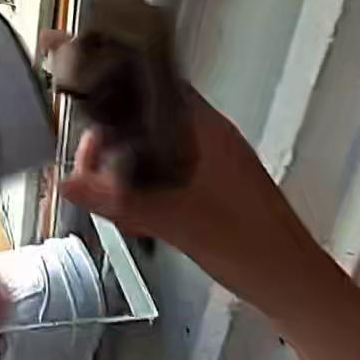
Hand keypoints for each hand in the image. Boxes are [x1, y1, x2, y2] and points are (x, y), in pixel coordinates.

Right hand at [47, 32, 332, 321]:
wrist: (294, 286)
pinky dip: (138, 180)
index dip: (113, 73)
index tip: (80, 74)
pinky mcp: (207, 182)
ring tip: (102, 188)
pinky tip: (128, 208)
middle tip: (86, 157)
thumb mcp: (172, 219)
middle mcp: (203, 133)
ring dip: (121, 162)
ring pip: (149, 142)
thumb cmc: (244, 243)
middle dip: (108, 133)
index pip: (151, 79)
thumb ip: (115, 200)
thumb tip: (65, 181)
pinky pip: (160, 166)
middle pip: (142, 112)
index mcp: (201, 126)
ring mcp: (207, 157)